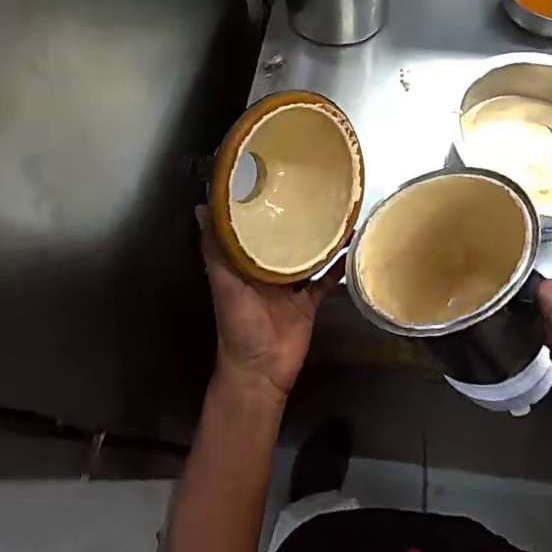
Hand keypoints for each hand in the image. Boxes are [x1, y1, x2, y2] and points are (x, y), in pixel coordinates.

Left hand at [196, 206, 332, 403]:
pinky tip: (350, 249)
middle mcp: (266, 271)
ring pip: (305, 257)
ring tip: (334, 214)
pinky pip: (325, 282)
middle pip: (280, 241)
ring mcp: (288, 288)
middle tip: (308, 190)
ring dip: (317, 241)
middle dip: (291, 220)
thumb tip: (201, 208)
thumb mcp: (222, 281)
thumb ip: (214, 248)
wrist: (260, 370)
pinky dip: (337, 269)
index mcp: (243, 264)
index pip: (249, 229)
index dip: (256, 208)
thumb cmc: (237, 323)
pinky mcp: (308, 303)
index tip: (267, 181)